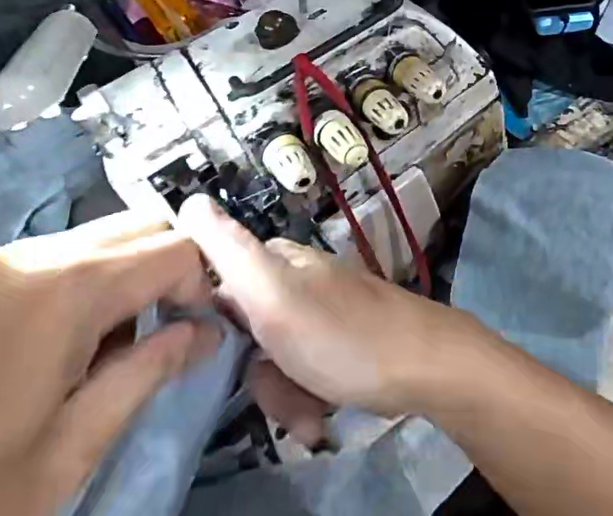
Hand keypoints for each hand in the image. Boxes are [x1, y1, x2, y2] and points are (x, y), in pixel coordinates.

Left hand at [0, 211, 220, 515]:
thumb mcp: (62, 455)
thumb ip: (145, 377)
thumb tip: (205, 334)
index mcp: (70, 288)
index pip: (176, 248)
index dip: (206, 282)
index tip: (207, 332)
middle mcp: (35, 254)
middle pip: (137, 227)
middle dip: (169, 269)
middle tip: (165, 339)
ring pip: (91, 242)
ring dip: (122, 279)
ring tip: (110, 355)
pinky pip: (45, 263)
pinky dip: (77, 288)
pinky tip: (55, 355)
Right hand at [177, 195, 475, 442]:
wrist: (425, 367)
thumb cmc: (342, 335)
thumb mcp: (274, 295)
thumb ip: (229, 252)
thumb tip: (188, 200)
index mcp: (274, 261)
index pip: (214, 287)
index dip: (212, 328)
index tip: (225, 357)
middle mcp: (292, 280)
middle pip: (243, 337)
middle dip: (258, 374)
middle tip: (282, 389)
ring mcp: (316, 313)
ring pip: (270, 363)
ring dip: (283, 394)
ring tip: (310, 412)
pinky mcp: (335, 343)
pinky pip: (300, 375)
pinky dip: (306, 398)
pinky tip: (322, 412)